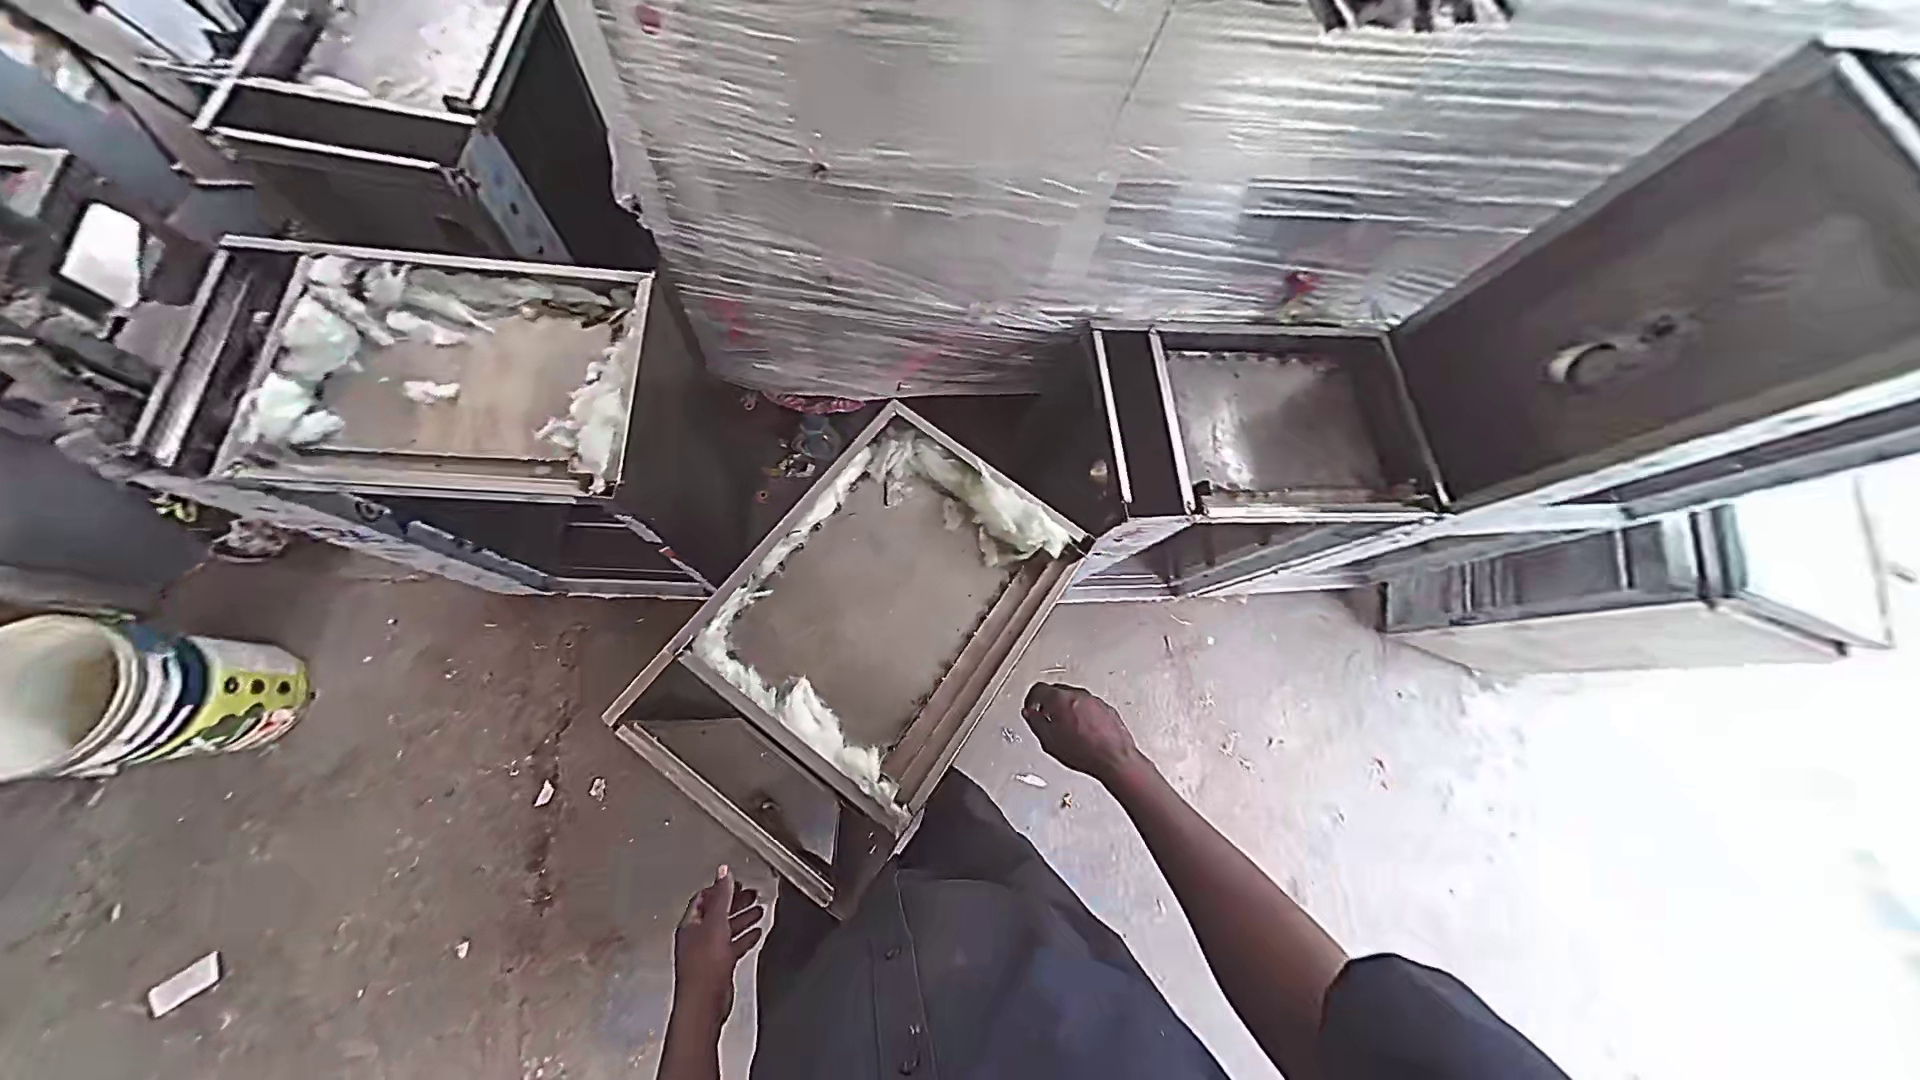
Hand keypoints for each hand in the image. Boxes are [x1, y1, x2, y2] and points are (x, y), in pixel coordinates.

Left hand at [670, 865, 764, 1032]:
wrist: (704, 1004)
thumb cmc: (704, 966)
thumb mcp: (716, 923)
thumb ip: (722, 896)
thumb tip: (723, 872)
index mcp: (690, 925)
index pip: (704, 898)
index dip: (720, 888)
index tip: (736, 882)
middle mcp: (696, 938)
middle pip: (717, 912)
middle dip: (735, 902)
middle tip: (751, 894)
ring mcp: (707, 953)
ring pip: (726, 929)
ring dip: (742, 918)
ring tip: (758, 910)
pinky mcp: (718, 966)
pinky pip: (733, 945)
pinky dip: (745, 937)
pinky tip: (755, 934)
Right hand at [1021, 683, 1148, 785]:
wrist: (1114, 759)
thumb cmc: (1085, 752)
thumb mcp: (1049, 741)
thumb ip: (1035, 723)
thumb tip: (1030, 714)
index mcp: (1060, 698)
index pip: (1038, 689)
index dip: (1031, 700)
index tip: (1031, 708)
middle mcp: (1078, 694)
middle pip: (1056, 691)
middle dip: (1048, 703)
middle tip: (1045, 718)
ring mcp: (1094, 700)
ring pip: (1073, 698)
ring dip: (1066, 709)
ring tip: (1065, 728)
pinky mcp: (1106, 708)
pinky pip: (1088, 706)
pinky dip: (1082, 714)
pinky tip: (1082, 731)